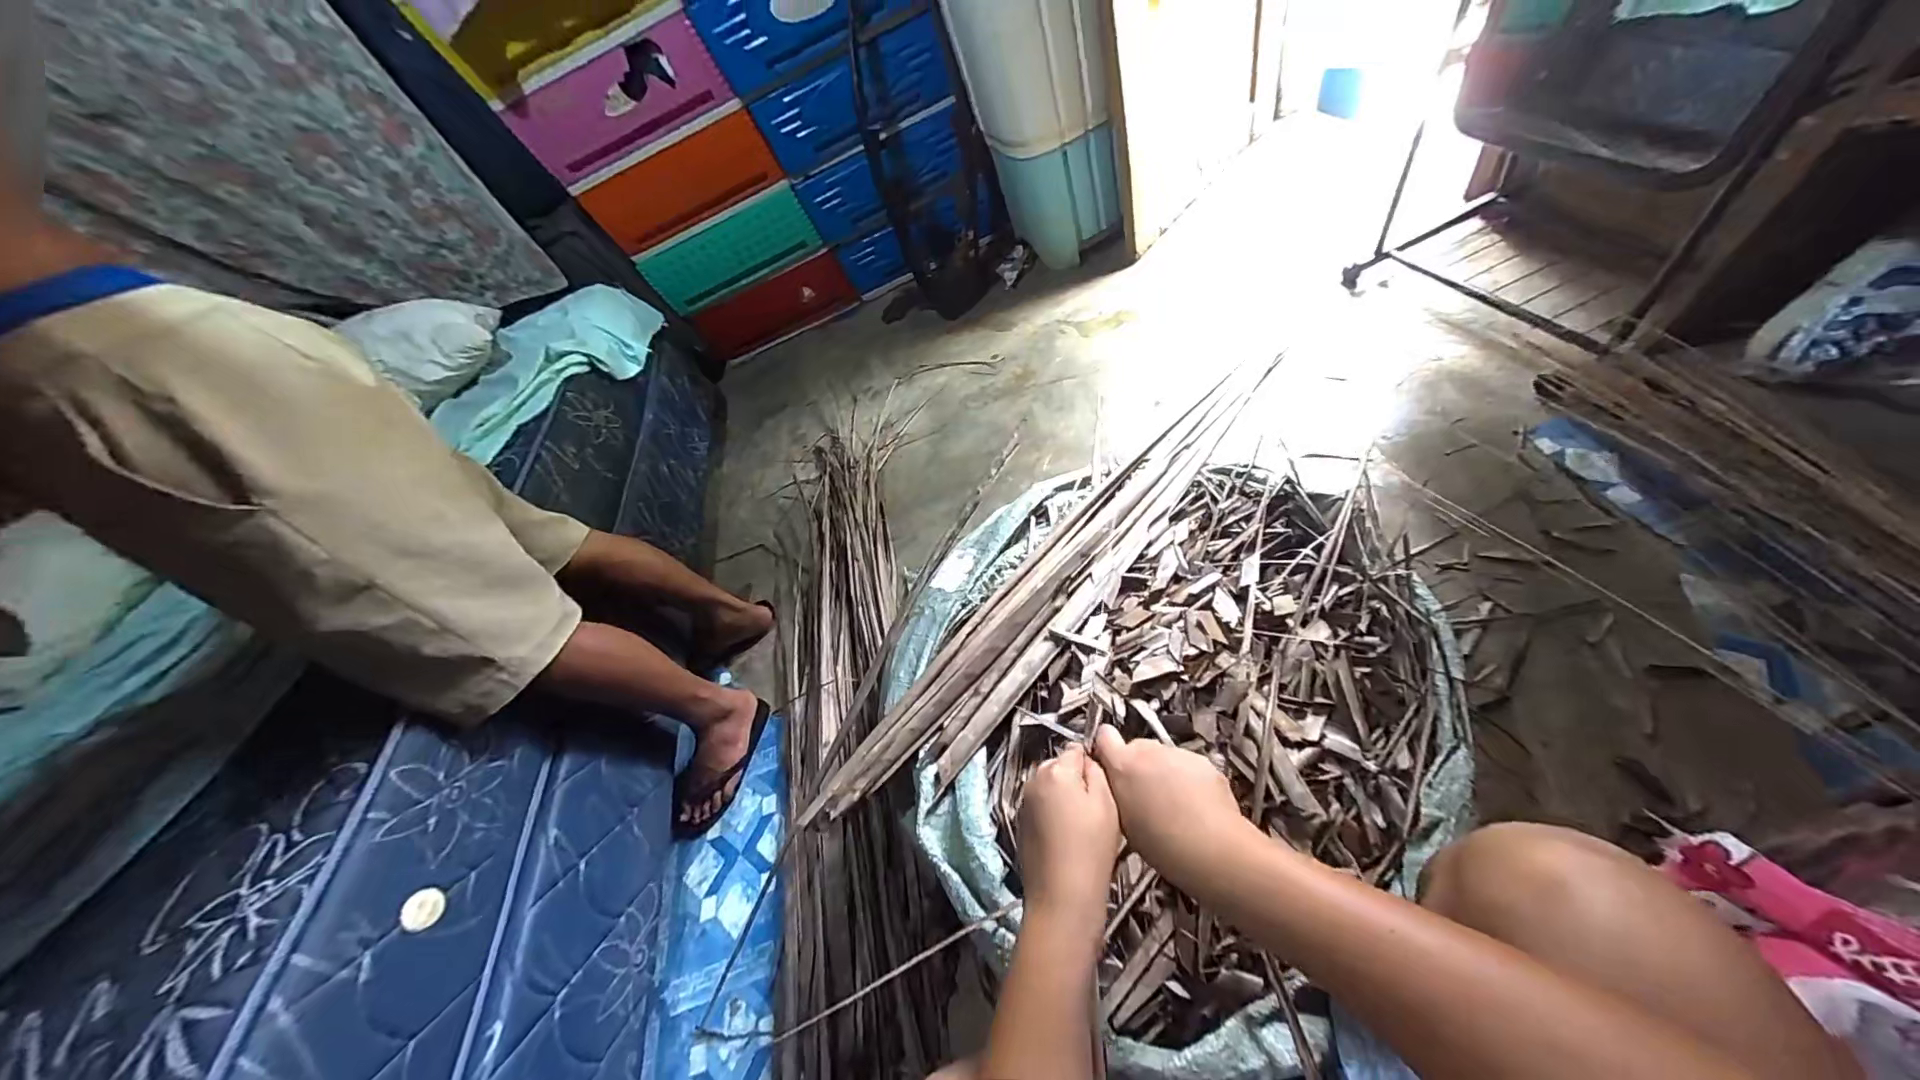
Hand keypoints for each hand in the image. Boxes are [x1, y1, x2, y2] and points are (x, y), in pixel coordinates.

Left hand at [1017, 743, 1120, 918]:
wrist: (1062, 897)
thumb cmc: (1090, 850)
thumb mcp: (1107, 804)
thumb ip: (1097, 771)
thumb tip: (1088, 759)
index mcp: (1056, 771)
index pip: (1076, 749)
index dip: (1092, 764)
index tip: (1103, 786)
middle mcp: (1034, 781)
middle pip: (1060, 766)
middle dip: (1076, 780)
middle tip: (1096, 808)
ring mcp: (1024, 802)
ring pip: (1050, 788)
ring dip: (1063, 797)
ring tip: (1083, 826)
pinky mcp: (1020, 823)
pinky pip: (1041, 807)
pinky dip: (1053, 815)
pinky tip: (1067, 838)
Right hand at [1091, 726, 1258, 895]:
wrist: (1212, 848)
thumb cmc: (1167, 845)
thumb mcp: (1123, 821)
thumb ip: (1115, 792)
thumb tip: (1114, 787)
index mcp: (1122, 765)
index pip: (1104, 736)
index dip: (1106, 748)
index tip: (1108, 760)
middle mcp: (1149, 752)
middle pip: (1136, 747)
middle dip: (1137, 766)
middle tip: (1143, 794)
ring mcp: (1177, 754)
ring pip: (1163, 757)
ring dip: (1163, 773)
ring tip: (1170, 805)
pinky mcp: (1201, 761)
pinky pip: (1187, 764)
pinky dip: (1187, 778)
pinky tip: (1190, 805)